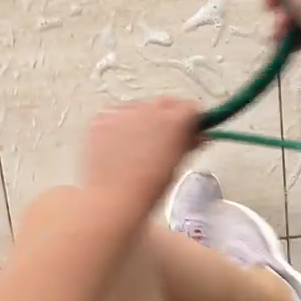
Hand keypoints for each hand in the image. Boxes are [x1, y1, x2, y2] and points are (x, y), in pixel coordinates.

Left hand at [78, 96, 200, 215]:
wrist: (114, 197)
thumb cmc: (149, 188)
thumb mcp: (177, 165)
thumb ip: (189, 143)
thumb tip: (199, 135)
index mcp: (173, 121)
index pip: (190, 107)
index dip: (191, 120)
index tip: (189, 129)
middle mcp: (149, 109)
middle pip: (165, 103)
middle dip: (168, 116)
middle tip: (164, 138)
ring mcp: (123, 112)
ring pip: (138, 108)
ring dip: (142, 120)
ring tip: (137, 146)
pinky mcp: (102, 118)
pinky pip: (115, 115)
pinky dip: (119, 126)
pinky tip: (119, 147)